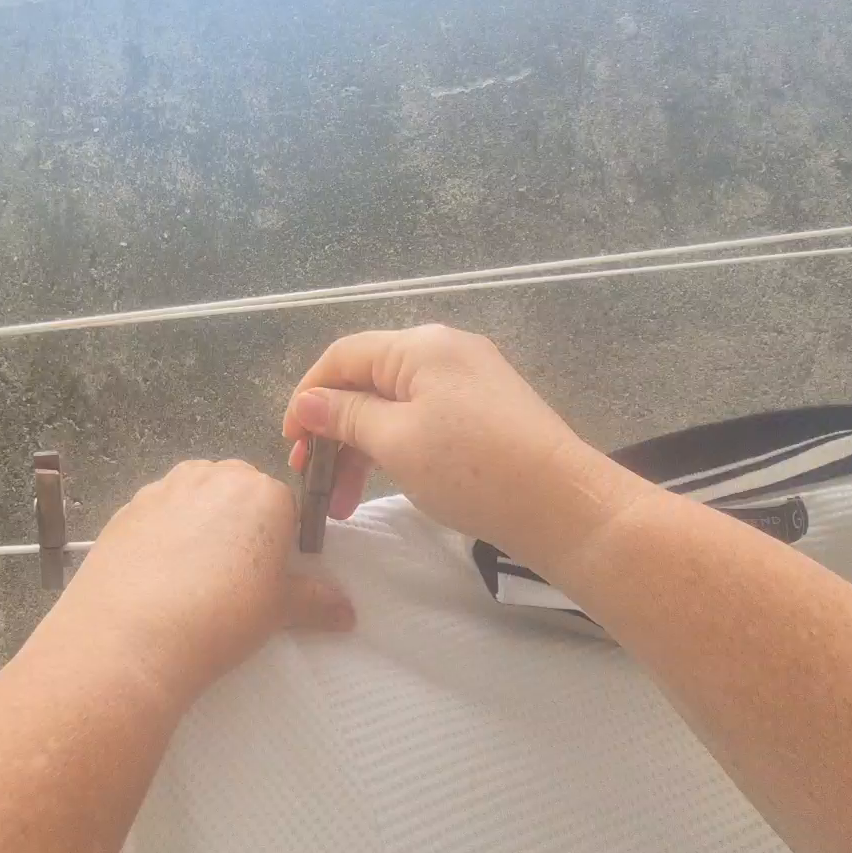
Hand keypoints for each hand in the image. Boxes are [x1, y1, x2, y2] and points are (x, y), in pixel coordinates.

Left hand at [40, 460, 352, 703]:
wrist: (132, 636)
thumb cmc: (221, 616)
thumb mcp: (279, 610)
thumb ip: (316, 601)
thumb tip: (348, 613)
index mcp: (264, 492)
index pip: (284, 506)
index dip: (279, 540)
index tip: (267, 574)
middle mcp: (216, 475)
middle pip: (239, 491)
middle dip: (240, 523)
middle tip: (230, 575)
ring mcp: (166, 486)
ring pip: (196, 496)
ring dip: (199, 521)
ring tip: (190, 574)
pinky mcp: (127, 505)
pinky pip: (158, 511)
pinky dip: (162, 532)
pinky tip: (156, 572)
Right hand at [283, 325, 650, 569]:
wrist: (562, 505)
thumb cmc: (471, 468)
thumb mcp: (396, 441)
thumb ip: (345, 416)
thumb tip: (306, 402)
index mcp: (419, 347)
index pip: (343, 357)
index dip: (307, 396)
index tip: (289, 443)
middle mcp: (443, 351)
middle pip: (367, 382)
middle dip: (332, 430)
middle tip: (311, 479)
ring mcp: (467, 380)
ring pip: (392, 406)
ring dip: (361, 448)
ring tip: (342, 501)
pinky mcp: (483, 410)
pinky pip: (420, 419)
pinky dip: (393, 448)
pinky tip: (381, 481)